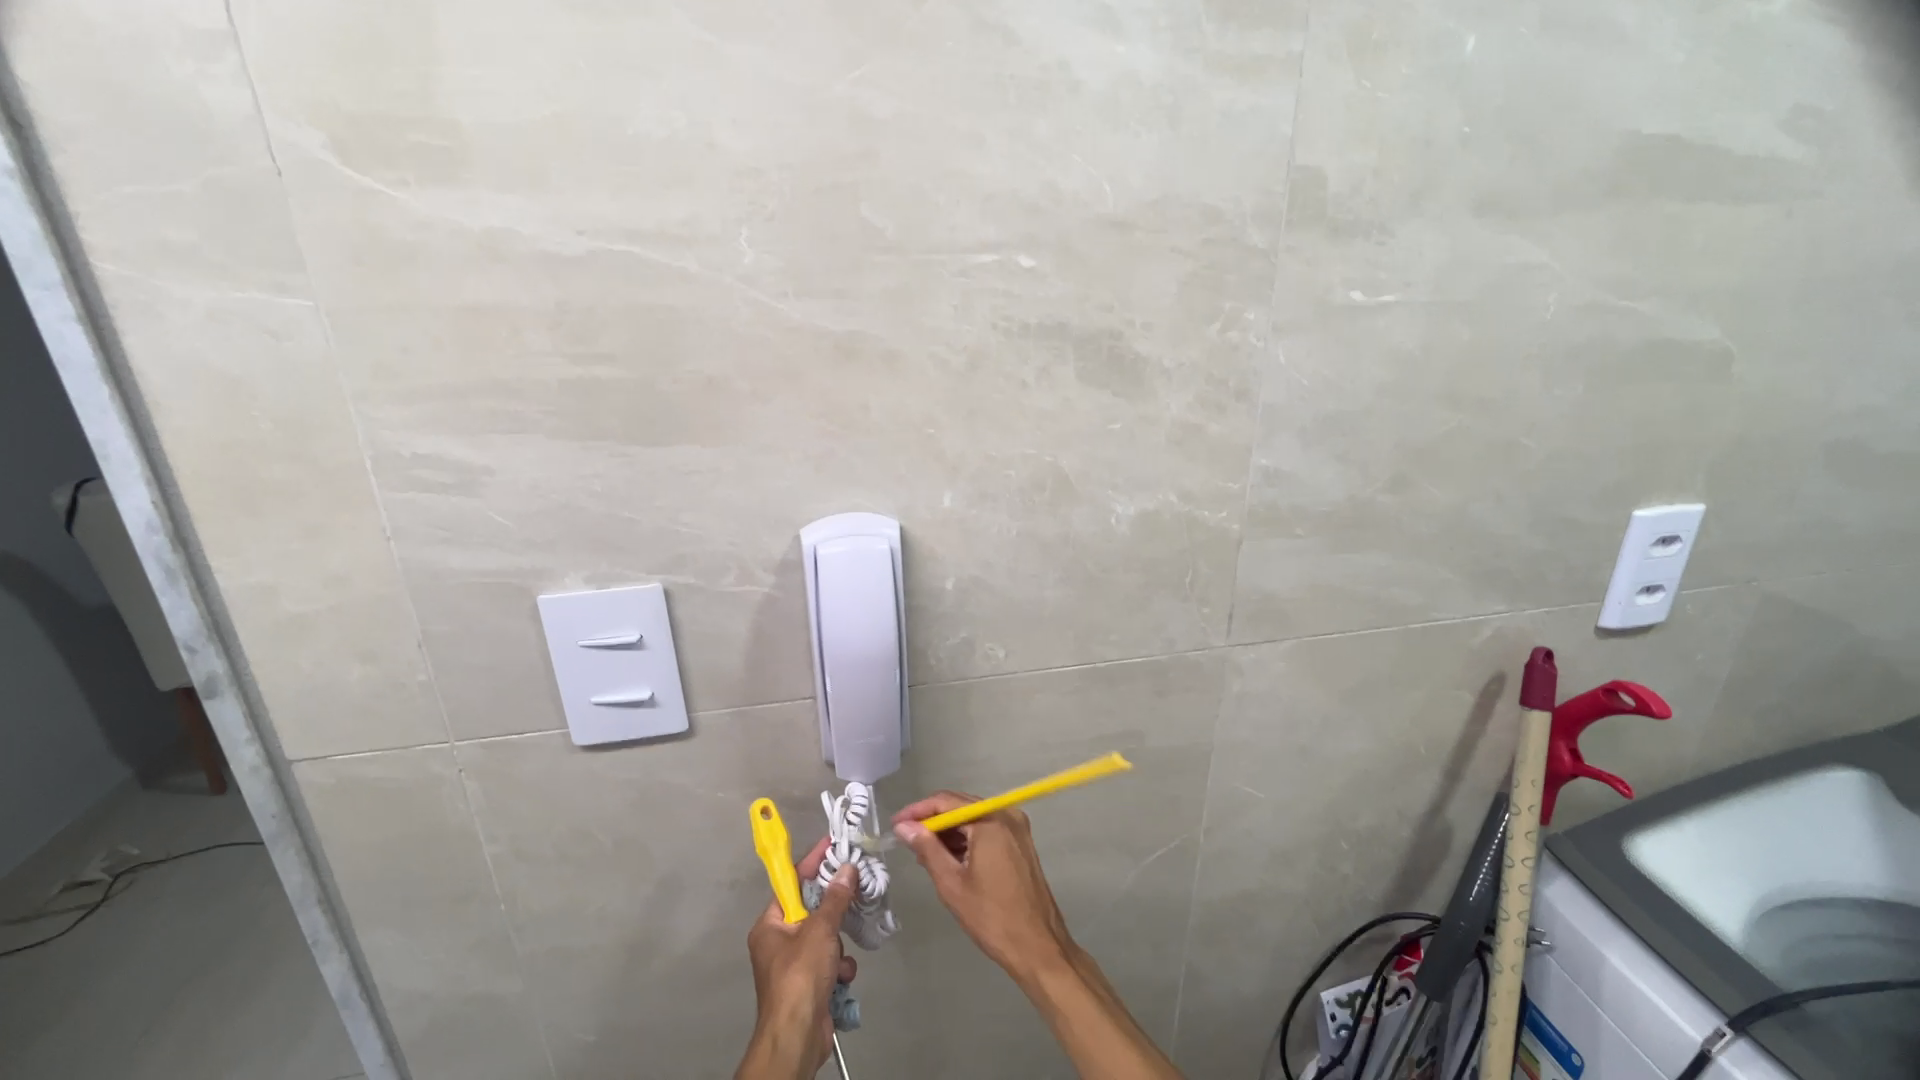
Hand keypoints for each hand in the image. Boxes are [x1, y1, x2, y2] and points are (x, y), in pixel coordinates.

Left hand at [738, 836, 857, 1079]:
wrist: (798, 1035)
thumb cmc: (800, 976)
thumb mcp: (820, 930)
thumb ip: (835, 899)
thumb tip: (846, 869)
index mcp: (769, 924)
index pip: (792, 883)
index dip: (813, 863)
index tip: (833, 844)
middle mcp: (777, 942)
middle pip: (812, 911)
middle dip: (833, 912)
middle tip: (854, 893)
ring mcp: (793, 965)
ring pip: (825, 937)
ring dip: (839, 946)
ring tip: (841, 957)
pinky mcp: (809, 984)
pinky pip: (830, 961)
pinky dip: (839, 967)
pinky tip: (842, 977)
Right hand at [891, 791, 1075, 979]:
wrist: (1038, 947)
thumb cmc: (992, 917)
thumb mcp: (952, 883)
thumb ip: (927, 848)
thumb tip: (904, 827)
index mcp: (991, 821)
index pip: (946, 802)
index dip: (917, 811)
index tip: (895, 825)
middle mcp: (1007, 815)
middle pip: (961, 806)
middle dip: (932, 821)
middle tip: (906, 840)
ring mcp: (1018, 828)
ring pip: (974, 818)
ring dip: (949, 831)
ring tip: (923, 854)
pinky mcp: (1021, 843)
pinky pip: (987, 830)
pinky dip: (967, 839)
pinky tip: (949, 858)